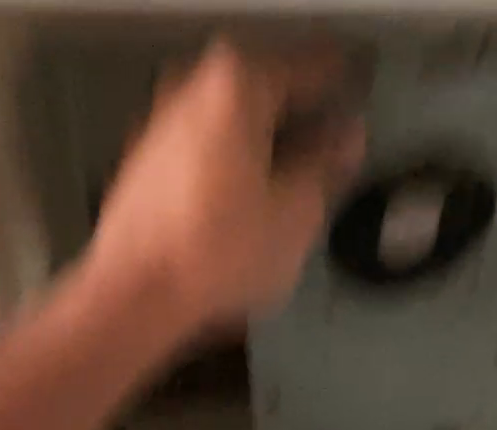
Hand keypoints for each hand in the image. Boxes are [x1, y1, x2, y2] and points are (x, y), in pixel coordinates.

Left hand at [84, 39, 365, 331]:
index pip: (311, 65)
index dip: (343, 86)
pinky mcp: (145, 169)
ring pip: (231, 125)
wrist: (138, 296)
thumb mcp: (297, 212)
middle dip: (298, 118)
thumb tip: (343, 144)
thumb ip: (327, 166)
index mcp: (237, 84)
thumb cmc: (207, 257)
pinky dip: (231, 170)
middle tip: (331, 143)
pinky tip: (247, 208)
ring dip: (263, 147)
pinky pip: (204, 155)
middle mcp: (191, 92)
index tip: (358, 94)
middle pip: (264, 93)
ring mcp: (162, 128)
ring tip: (292, 184)